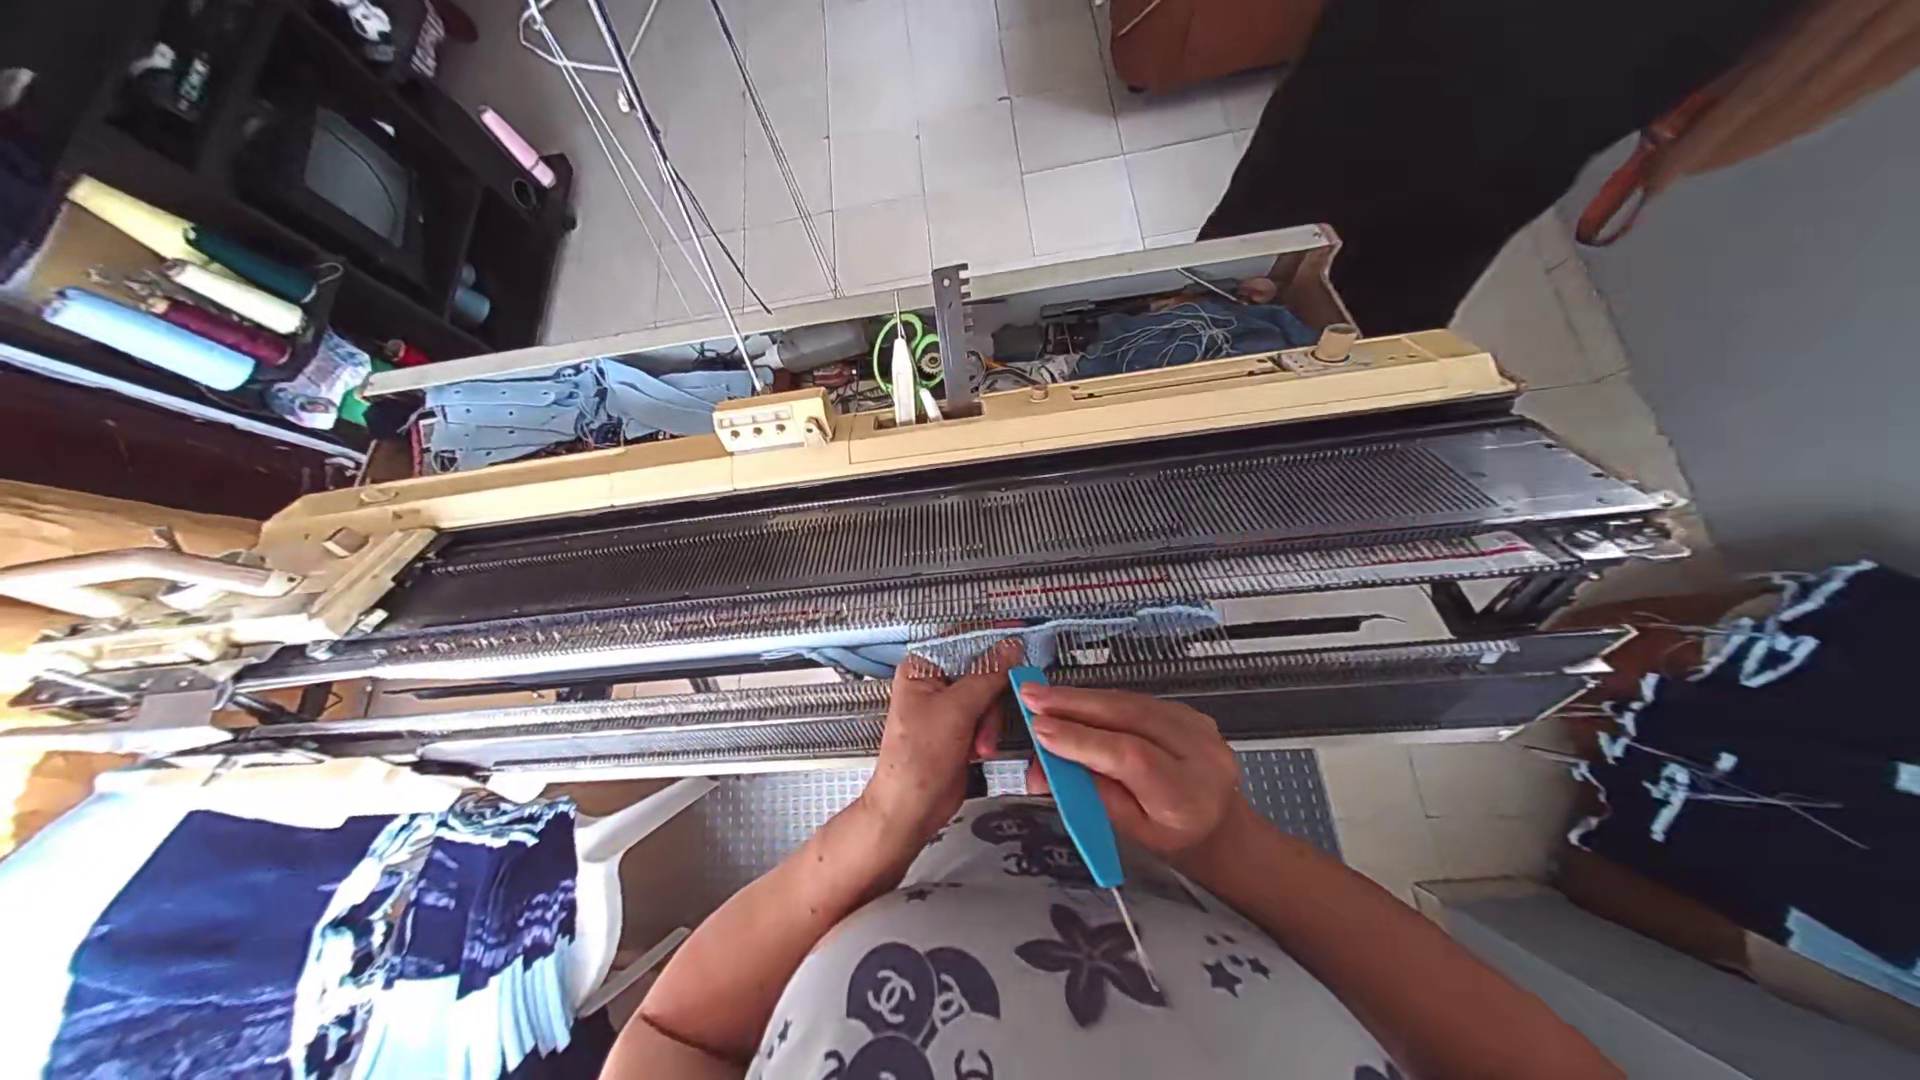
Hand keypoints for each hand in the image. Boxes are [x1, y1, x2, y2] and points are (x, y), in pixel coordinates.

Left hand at [858, 643, 1019, 842]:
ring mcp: (949, 707)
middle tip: (990, 713)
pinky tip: (978, 749)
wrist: (914, 808)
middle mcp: (933, 683)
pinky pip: (989, 717)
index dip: (990, 640)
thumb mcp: (956, 710)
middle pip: (981, 669)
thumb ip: (987, 675)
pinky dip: (989, 732)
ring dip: (991, 721)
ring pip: (990, 695)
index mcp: (921, 668)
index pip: (961, 640)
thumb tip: (1009, 648)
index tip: (1017, 637)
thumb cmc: (916, 760)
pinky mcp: (962, 728)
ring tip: (979, 742)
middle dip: (991, 696)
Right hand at [1018, 684, 1255, 861]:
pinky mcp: (1187, 711)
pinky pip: (1135, 700)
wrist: (1217, 825)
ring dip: (1081, 698)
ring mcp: (1197, 726)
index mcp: (1187, 795)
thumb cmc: (1172, 837)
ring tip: (1042, 696)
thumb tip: (1040, 769)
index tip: (1040, 730)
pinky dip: (1099, 700)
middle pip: (1130, 716)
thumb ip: (1088, 795)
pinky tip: (1071, 699)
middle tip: (1032, 698)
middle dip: (1073, 705)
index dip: (1081, 740)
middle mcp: (1200, 754)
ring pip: (1129, 701)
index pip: (1130, 756)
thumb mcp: (1129, 831)